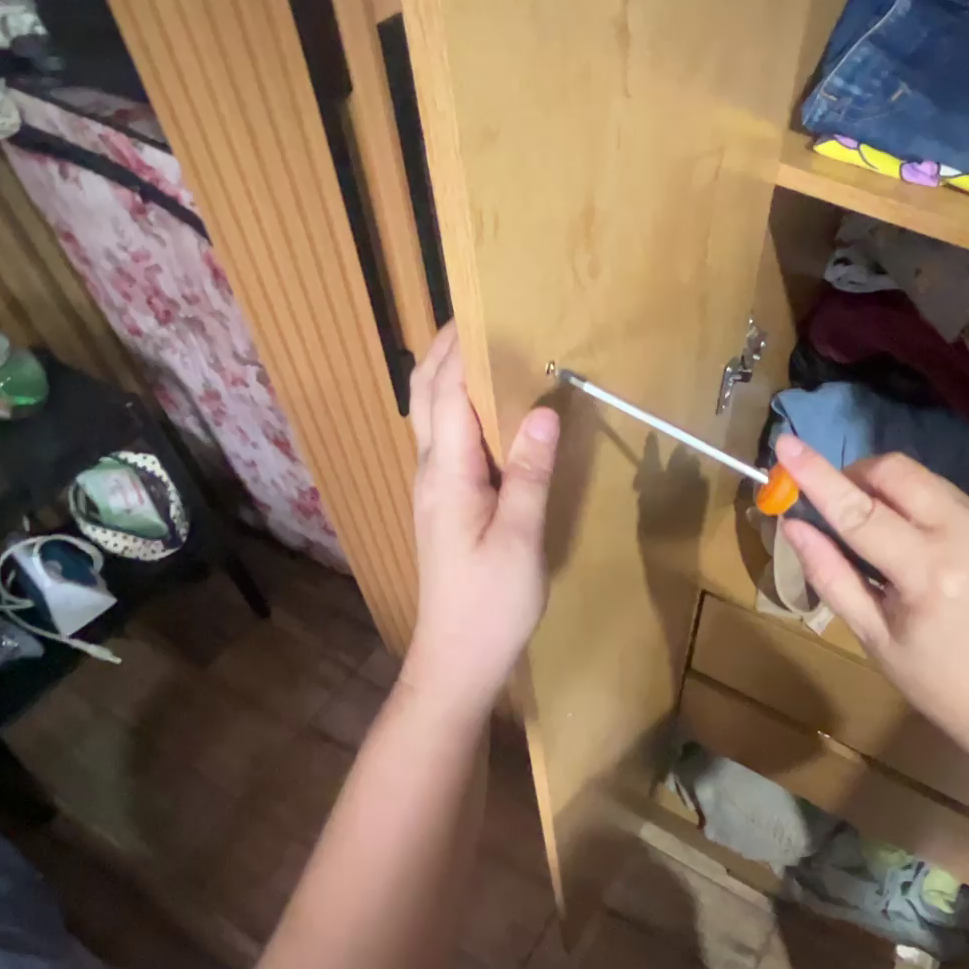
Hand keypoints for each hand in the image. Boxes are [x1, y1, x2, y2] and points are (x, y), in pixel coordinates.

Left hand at [398, 324, 559, 712]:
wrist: (456, 660)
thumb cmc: (490, 604)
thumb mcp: (520, 539)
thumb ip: (530, 473)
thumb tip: (541, 409)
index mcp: (448, 474)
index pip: (444, 393)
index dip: (458, 348)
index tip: (482, 308)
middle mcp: (432, 474)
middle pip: (427, 398)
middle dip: (445, 353)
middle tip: (483, 321)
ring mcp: (435, 492)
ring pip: (432, 421)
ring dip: (449, 380)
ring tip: (488, 355)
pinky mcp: (446, 509)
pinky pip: (447, 444)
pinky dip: (461, 413)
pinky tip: (493, 418)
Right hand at [773, 434, 968, 733]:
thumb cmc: (931, 677)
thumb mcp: (870, 634)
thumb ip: (829, 573)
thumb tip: (792, 524)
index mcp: (930, 574)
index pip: (861, 512)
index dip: (818, 476)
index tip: (786, 446)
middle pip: (897, 472)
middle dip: (856, 476)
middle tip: (835, 505)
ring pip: (923, 479)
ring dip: (888, 492)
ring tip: (880, 535)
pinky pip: (949, 496)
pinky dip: (919, 507)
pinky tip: (919, 545)